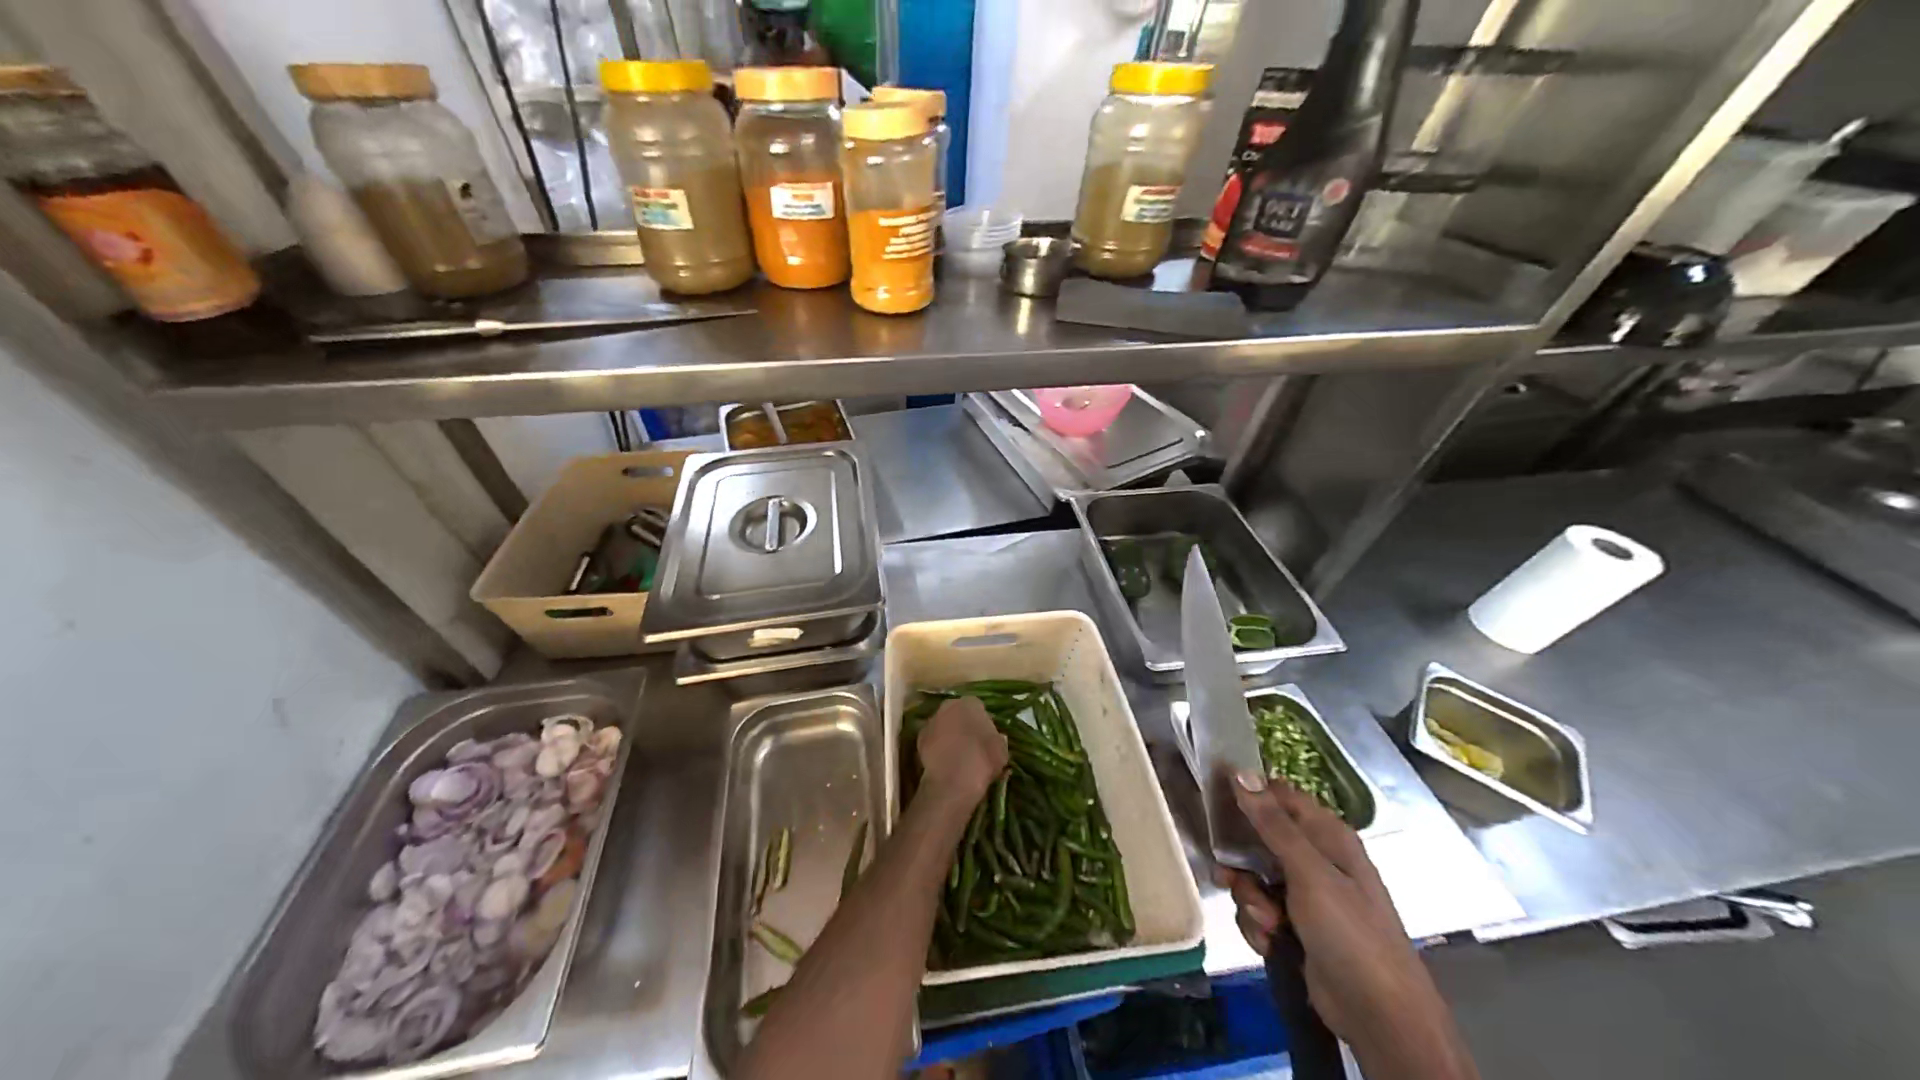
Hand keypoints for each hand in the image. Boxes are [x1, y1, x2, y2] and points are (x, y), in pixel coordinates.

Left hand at [915, 697, 1007, 806]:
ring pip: (942, 725)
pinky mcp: (919, 738)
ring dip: (947, 735)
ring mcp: (931, 721)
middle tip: (970, 743)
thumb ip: (996, 739)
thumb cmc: (983, 759)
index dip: (982, 722)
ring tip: (956, 755)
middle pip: (957, 713)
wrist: (954, 779)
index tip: (985, 736)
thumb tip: (993, 739)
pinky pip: (932, 740)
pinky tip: (944, 762)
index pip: (978, 707)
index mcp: (971, 703)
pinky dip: (937, 748)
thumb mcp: (1001, 750)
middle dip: (962, 724)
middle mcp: (949, 706)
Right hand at [1222, 775, 1476, 1079]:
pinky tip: (1272, 942)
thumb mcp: (1310, 872)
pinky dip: (1258, 926)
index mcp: (1327, 836)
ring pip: (1252, 879)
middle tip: (1231, 877)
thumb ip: (1273, 824)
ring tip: (1268, 923)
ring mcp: (1304, 896)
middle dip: (1241, 863)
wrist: (1378, 1014)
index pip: (1280, 797)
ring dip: (1250, 900)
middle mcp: (1315, 860)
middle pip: (1257, 840)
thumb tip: (1242, 773)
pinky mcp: (1294, 928)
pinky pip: (1257, 912)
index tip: (1216, 803)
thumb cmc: (1350, 932)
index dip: (1249, 795)